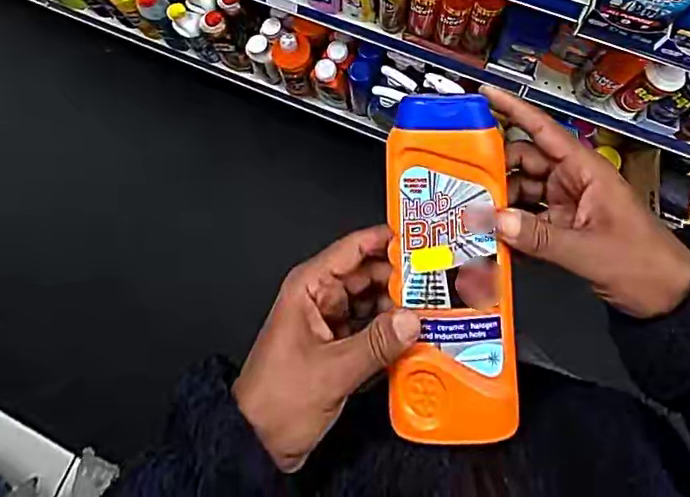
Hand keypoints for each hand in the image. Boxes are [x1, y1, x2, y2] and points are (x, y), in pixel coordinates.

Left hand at [232, 226, 419, 471]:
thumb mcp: (330, 372)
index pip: (355, 247)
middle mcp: (322, 296)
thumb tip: (412, 319)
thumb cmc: (273, 404)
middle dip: (403, 279)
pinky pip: (373, 325)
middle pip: (372, 273)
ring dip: (400, 307)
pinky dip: (391, 329)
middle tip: (435, 284)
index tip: (421, 239)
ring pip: (376, 299)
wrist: (254, 449)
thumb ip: (376, 343)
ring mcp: (332, 319)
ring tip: (430, 310)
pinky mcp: (340, 342)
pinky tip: (412, 336)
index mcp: (310, 287)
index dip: (389, 239)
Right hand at [485, 86, 689, 318]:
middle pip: (524, 161)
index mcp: (585, 169)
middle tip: (460, 178)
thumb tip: (496, 221)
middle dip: (494, 168)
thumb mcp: (590, 250)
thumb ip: (541, 238)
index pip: (543, 129)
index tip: (486, 94)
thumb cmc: (644, 261)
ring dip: (500, 202)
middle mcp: (573, 179)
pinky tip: (491, 238)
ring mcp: (568, 203)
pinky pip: (529, 219)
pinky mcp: (564, 227)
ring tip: (468, 212)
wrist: (669, 297)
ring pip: (523, 191)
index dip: (514, 109)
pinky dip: (512, 227)